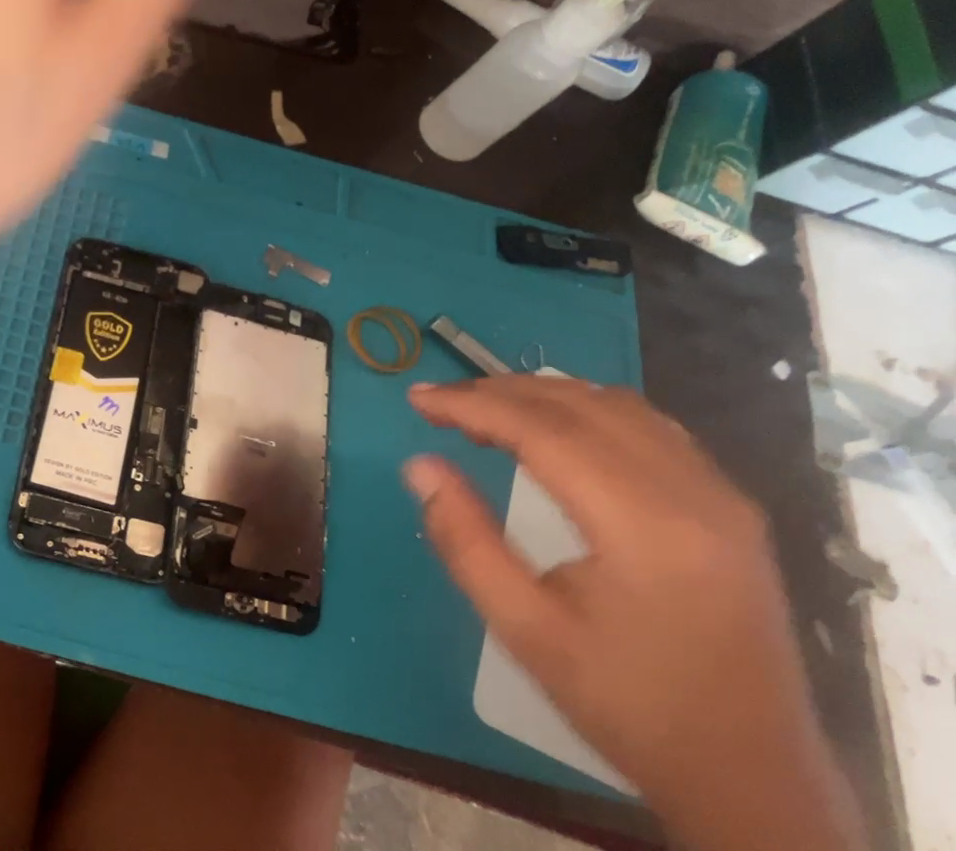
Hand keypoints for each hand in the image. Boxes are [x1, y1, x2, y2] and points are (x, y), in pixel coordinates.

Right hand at [404, 377, 863, 850]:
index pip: (546, 431)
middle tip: (438, 401)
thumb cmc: (625, 704)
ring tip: (484, 408)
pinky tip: (557, 429)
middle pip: (586, 407)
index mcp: (644, 525)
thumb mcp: (524, 629)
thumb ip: (465, 540)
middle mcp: (694, 494)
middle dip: (502, 392)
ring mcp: (723, 498)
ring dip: (547, 397)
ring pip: (624, 410)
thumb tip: (420, 466)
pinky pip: (654, 432)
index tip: (416, 400)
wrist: (749, 774)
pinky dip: (591, 413)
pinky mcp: (732, 511)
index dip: (474, 405)